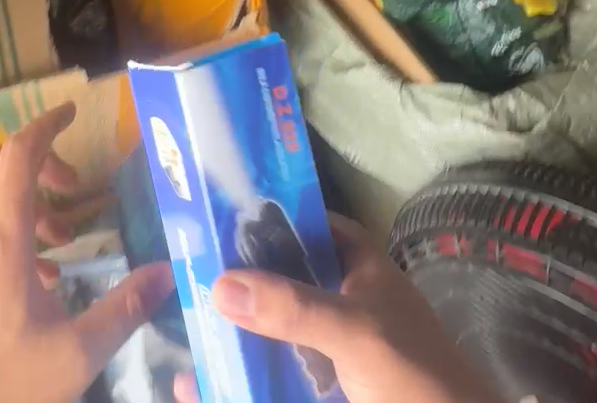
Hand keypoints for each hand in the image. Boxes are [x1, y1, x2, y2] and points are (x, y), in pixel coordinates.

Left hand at [0, 104, 173, 402]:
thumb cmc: (2, 390)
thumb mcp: (74, 357)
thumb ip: (124, 308)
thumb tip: (168, 272)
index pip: (18, 155)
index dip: (46, 125)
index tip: (73, 113)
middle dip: (36, 160)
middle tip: (73, 187)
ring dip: (23, 200)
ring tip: (61, 244)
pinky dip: (4, 231)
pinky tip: (33, 281)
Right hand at [176, 214, 486, 402]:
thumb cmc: (414, 375)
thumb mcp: (355, 331)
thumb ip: (293, 306)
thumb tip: (219, 282)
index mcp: (353, 259)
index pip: (296, 219)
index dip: (254, 216)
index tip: (205, 220)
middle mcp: (335, 291)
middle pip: (274, 272)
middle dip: (232, 277)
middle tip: (181, 273)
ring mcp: (327, 339)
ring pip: (269, 321)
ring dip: (231, 326)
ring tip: (182, 324)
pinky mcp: (320, 381)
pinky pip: (273, 369)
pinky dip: (243, 371)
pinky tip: (201, 380)